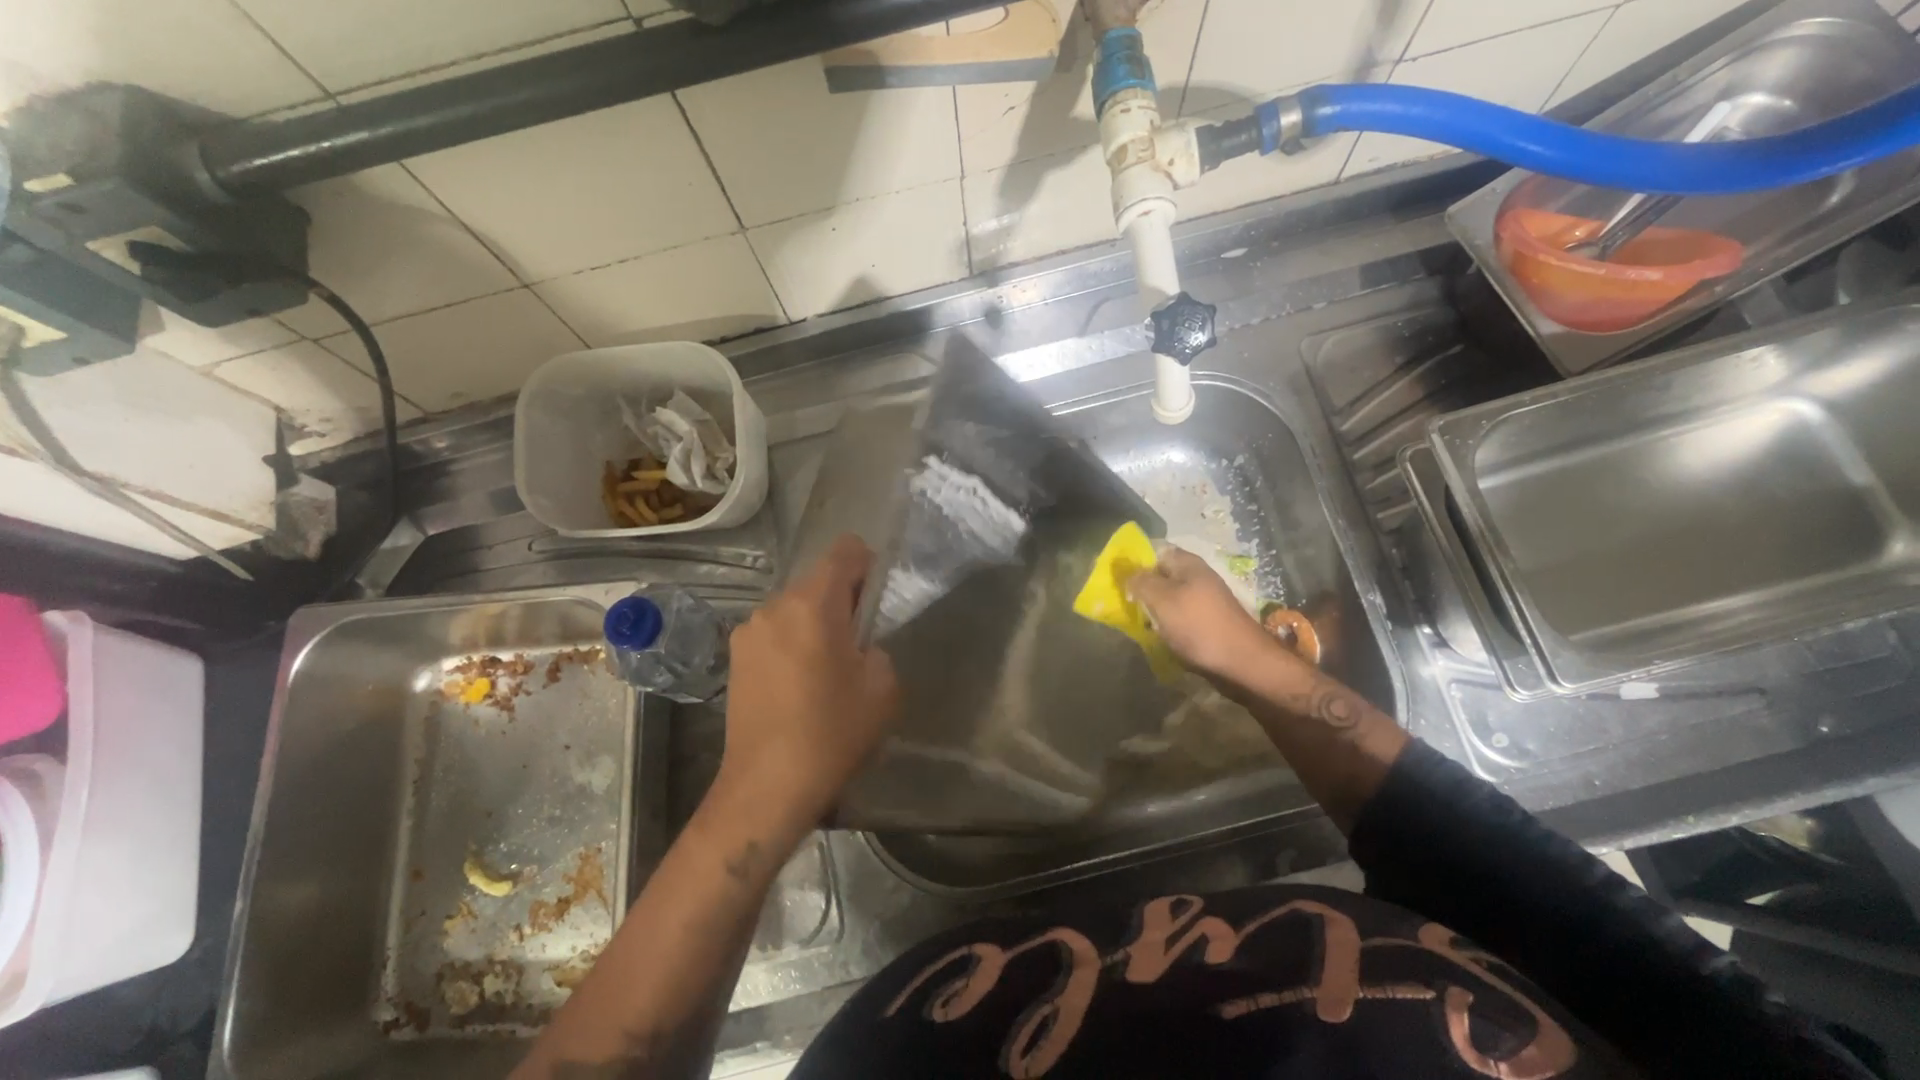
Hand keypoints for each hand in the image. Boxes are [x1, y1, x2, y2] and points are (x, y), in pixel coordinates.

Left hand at [717, 534, 899, 831]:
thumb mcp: (882, 689)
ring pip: (793, 610)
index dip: (867, 565)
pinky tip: (799, 688)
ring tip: (826, 673)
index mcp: (812, 604)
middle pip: (816, 582)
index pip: (844, 550)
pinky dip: (791, 646)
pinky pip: (774, 635)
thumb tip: (860, 645)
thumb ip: (878, 649)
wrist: (767, 787)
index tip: (877, 600)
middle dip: (841, 602)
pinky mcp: (734, 660)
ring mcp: (747, 633)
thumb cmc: (831, 734)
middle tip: (859, 646)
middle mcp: (773, 607)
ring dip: (813, 626)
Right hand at [1126, 545, 1294, 685]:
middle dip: (1142, 588)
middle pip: (1161, 575)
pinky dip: (1167, 624)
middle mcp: (1197, 577)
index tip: (1118, 578)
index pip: (1155, 550)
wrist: (1242, 662)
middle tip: (1125, 603)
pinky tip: (1159, 636)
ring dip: (1153, 609)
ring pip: (1169, 598)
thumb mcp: (1163, 600)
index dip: (1136, 561)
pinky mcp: (1207, 622)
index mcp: (1188, 564)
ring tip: (1139, 623)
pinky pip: (1179, 616)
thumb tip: (1127, 572)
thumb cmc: (1199, 626)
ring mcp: (1204, 600)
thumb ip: (1141, 582)